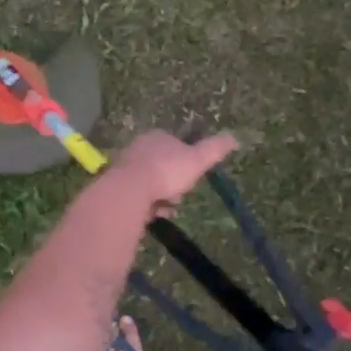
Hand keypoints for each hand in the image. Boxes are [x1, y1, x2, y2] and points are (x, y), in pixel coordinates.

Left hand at [106, 130, 237, 207]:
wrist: (129, 189)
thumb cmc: (166, 171)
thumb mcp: (197, 159)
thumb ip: (215, 148)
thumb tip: (234, 137)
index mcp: (157, 137)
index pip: (175, 146)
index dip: (186, 162)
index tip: (191, 177)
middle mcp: (138, 147)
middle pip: (162, 166)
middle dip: (173, 183)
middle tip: (179, 196)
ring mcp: (124, 166)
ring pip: (150, 182)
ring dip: (161, 197)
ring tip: (167, 208)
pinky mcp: (115, 185)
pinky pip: (137, 195)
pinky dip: (147, 205)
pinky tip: (153, 213)